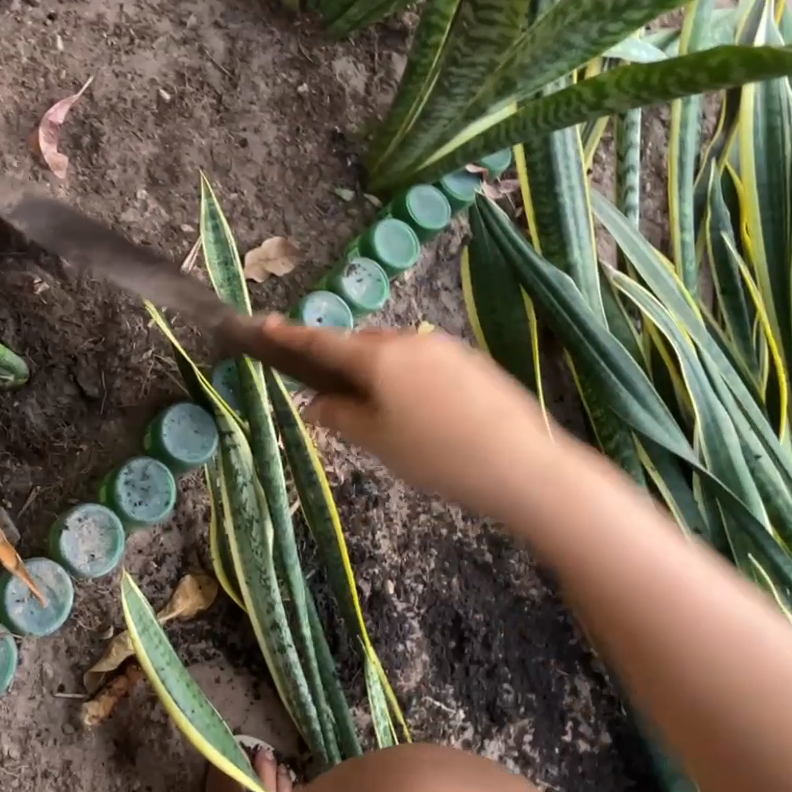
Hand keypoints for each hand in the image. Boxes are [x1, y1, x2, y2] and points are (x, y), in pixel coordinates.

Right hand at [260, 317, 566, 526]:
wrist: (526, 467)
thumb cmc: (439, 456)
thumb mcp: (377, 443)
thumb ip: (339, 417)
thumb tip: (315, 404)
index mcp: (378, 357)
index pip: (323, 342)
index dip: (291, 336)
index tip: (265, 325)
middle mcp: (409, 340)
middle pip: (360, 345)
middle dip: (340, 362)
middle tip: (332, 397)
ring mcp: (444, 348)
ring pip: (393, 353)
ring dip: (376, 372)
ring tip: (382, 415)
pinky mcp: (470, 361)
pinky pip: (422, 362)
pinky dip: (406, 378)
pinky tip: (421, 415)